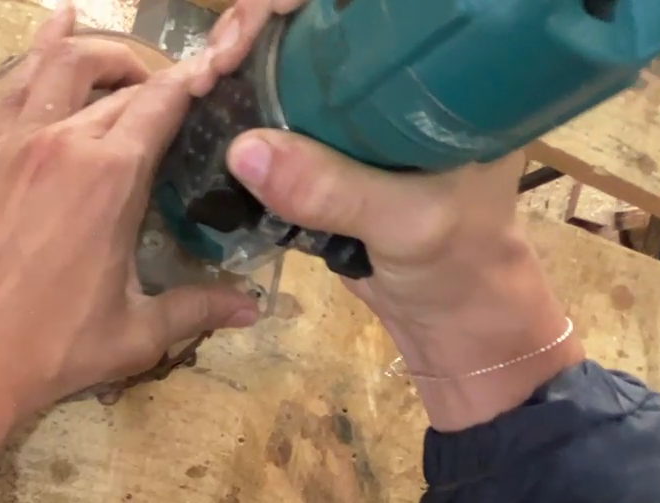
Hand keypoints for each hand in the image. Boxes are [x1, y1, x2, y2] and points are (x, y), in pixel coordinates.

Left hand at [0, 5, 259, 468]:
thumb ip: (195, 309)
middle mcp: (61, 144)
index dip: (191, 80)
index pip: (162, 101)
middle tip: (164, 101)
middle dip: (148, 80)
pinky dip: (34, 58)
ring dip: (93, 52)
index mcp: (110, 177)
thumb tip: (252, 308)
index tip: (210, 74)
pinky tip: (48, 33)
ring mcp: (9, 148)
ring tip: (115, 59)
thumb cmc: (50, 354)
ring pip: (56, 67)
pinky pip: (9, 93)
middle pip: (115, 84)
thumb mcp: (133, 336)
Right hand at [191, 0, 584, 430]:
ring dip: (242, 69)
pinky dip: (242, 118)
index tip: (255, 21)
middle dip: (259, 25)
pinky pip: (278, 126)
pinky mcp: (326, 158)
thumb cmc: (456, 261)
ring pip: (291, 71)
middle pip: (319, 27)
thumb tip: (242, 149)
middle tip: (215, 60)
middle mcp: (398, 80)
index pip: (376, 5)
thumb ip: (333, 190)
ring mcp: (357, 119)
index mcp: (442, 69)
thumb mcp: (407, 223)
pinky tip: (212, 114)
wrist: (445, 315)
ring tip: (203, 83)